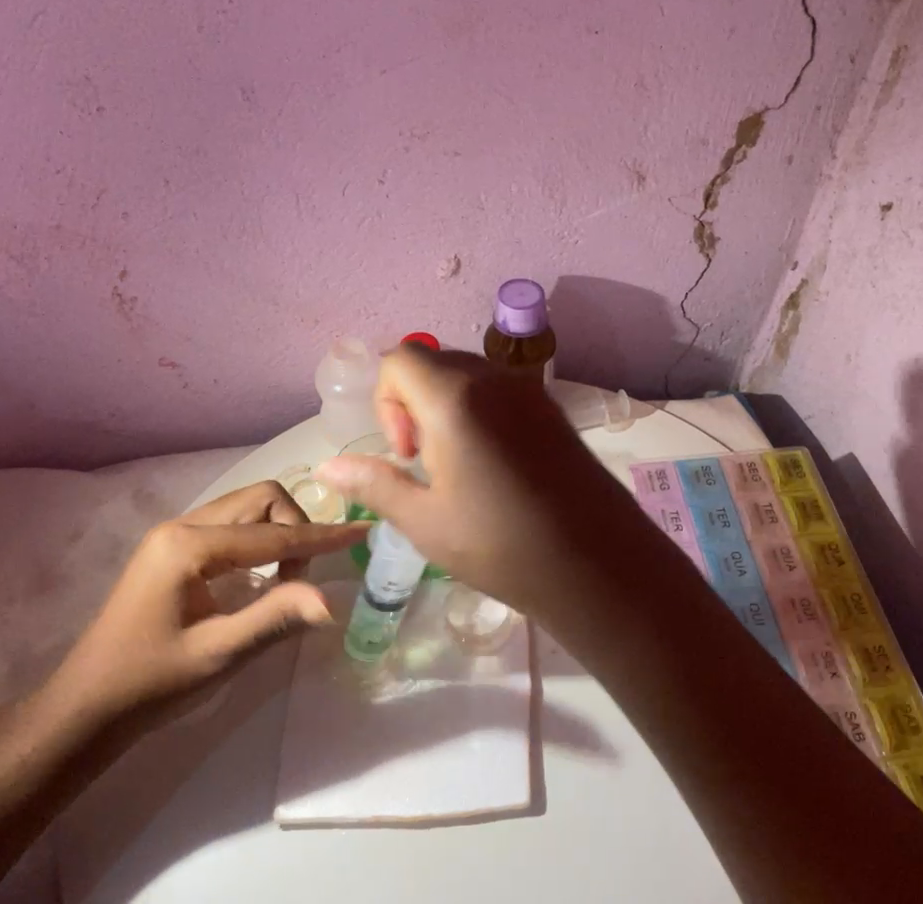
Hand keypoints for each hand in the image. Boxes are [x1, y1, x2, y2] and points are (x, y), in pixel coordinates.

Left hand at [41, 482, 363, 736]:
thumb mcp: (218, 654)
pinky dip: (261, 542)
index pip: (272, 534)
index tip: (363, 531)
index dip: (321, 537)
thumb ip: (275, 618)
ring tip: (286, 583)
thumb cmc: (150, 684)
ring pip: (248, 509)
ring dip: (279, 535)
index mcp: (187, 546)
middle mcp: (181, 526)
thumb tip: (332, 600)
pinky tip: (264, 578)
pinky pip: (233, 527)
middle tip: (301, 582)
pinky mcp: (175, 549)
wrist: (86, 706)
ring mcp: (175, 535)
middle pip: (262, 500)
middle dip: (296, 529)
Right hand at [314, 345, 656, 614]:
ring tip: (459, 469)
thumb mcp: (425, 521)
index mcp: (455, 396)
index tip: (405, 454)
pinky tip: (494, 469)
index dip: (386, 401)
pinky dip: (480, 413)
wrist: (595, 561)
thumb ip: (373, 484)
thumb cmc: (500, 544)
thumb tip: (327, 466)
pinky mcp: (553, 410)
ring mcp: (529, 392)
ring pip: (470, 376)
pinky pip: (501, 392)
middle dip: (414, 404)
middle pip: (435, 363)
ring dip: (447, 408)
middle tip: (426, 463)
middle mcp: (493, 380)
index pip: (400, 359)